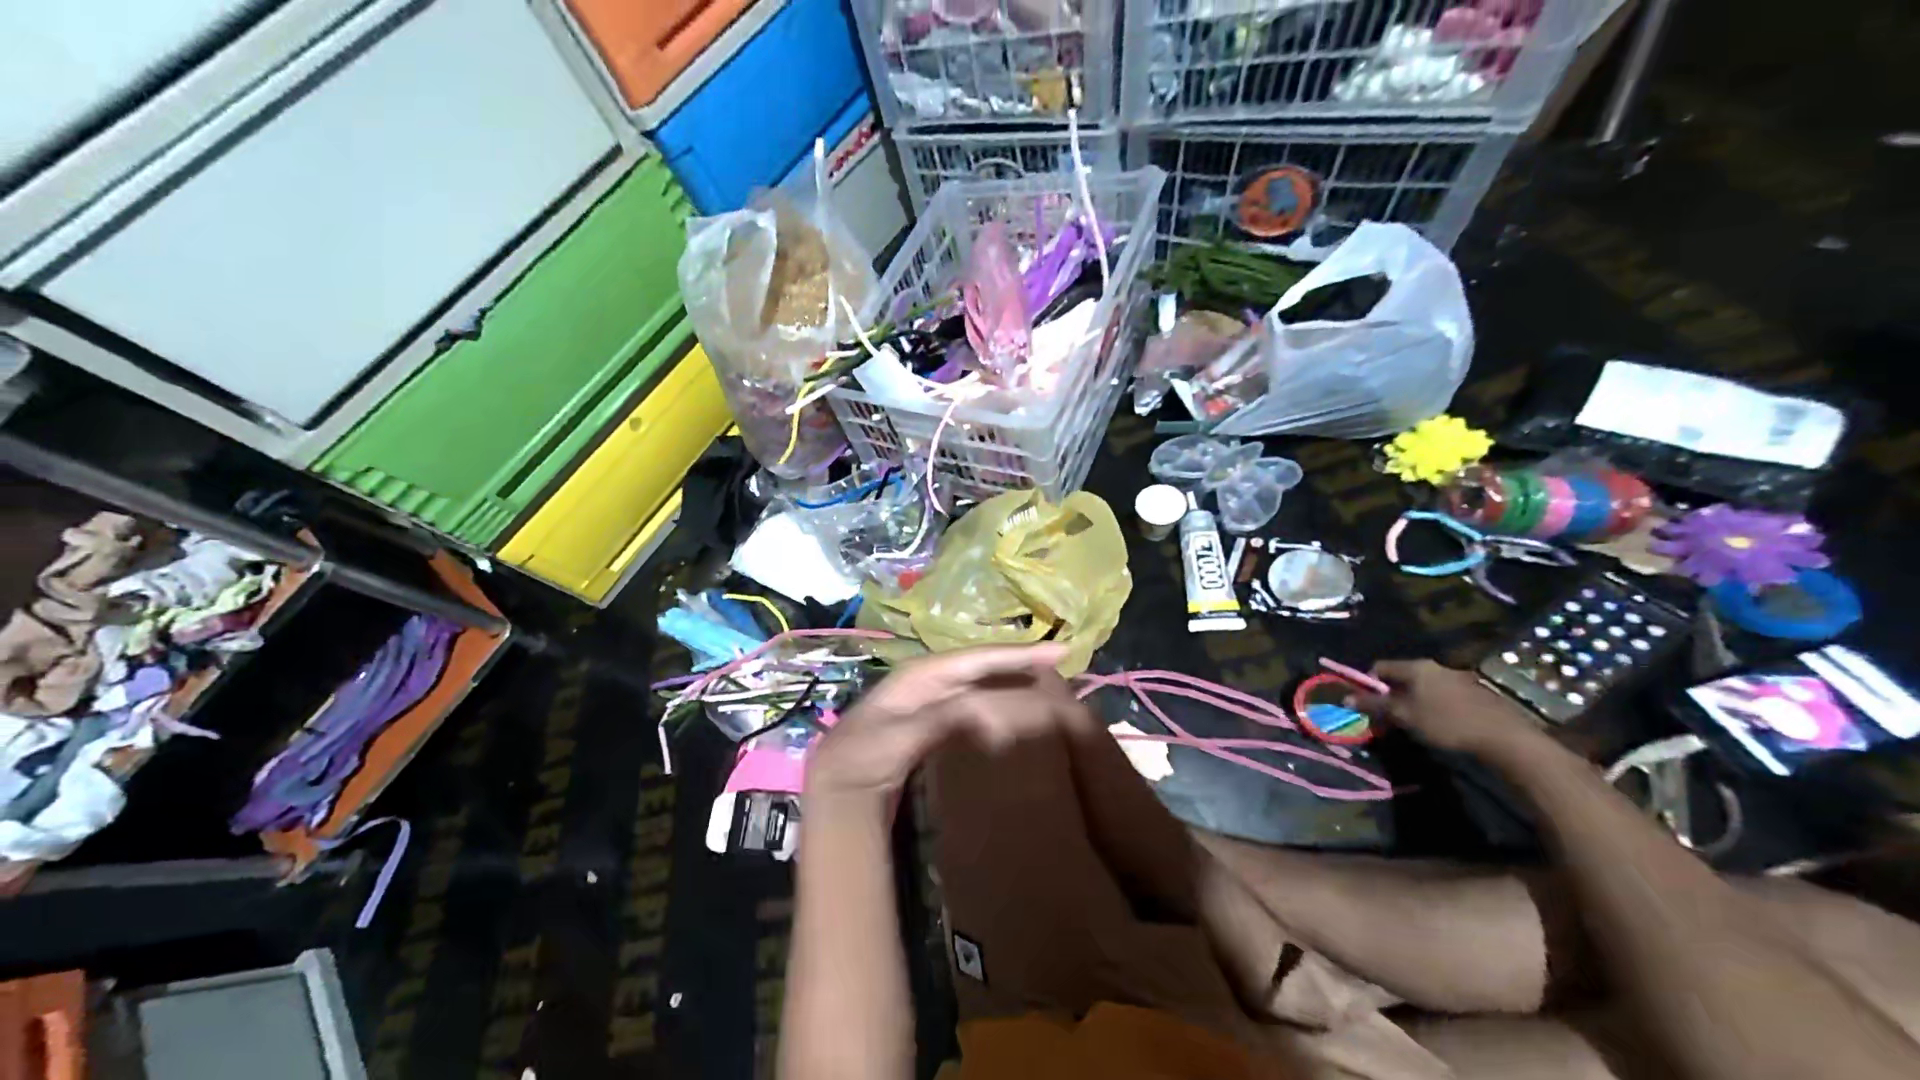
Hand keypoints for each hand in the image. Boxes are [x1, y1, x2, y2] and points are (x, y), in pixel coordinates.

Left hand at [805, 644, 1070, 807]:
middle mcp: (933, 680)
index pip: (980, 657)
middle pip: (986, 667)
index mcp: (924, 673)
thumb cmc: (865, 752)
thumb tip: (993, 710)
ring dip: (1014, 684)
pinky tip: (1019, 714)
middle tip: (1063, 666)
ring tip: (1050, 685)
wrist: (838, 783)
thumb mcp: (902, 734)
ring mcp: (936, 702)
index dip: (1019, 655)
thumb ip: (946, 718)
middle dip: (1022, 666)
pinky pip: (978, 707)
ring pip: (984, 685)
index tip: (1058, 651)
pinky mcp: (938, 725)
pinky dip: (1001, 707)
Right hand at [1349, 659, 1542, 755]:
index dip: (1368, 684)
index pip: (1380, 666)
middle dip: (1391, 695)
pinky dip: (1433, 705)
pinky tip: (1440, 724)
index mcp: (1416, 666)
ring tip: (1415, 723)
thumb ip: (1373, 705)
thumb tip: (1344, 697)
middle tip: (1389, 718)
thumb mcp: (1403, 716)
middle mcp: (1435, 666)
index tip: (1369, 705)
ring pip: (1423, 686)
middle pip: (1402, 676)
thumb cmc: (1446, 723)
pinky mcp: (1475, 692)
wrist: (1504, 738)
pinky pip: (1442, 694)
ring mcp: (1458, 678)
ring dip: (1413, 701)